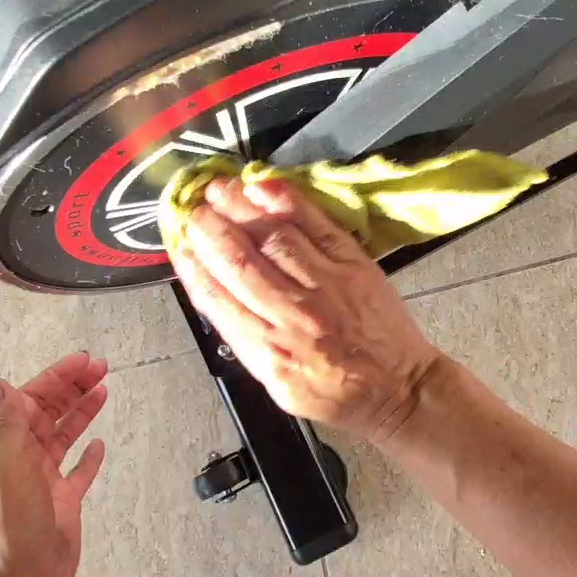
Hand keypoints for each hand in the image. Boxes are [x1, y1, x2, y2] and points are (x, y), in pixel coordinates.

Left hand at [0, 353, 109, 576]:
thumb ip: (6, 427)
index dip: (56, 378)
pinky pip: (77, 472)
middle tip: (101, 369)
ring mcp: (43, 483)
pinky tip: (100, 445)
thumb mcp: (6, 471)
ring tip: (104, 391)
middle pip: (48, 413)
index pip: (30, 402)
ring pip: (63, 436)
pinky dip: (89, 456)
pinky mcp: (63, 504)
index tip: (83, 361)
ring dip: (81, 412)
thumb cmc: (11, 529)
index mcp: (5, 450)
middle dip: (72, 388)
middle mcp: (22, 461)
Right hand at [169, 176, 447, 442]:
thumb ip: (245, 340)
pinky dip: (286, 202)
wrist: (397, 388)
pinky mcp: (353, 264)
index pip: (217, 298)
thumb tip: (213, 291)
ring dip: (240, 208)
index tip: (179, 242)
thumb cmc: (334, 390)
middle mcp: (294, 315)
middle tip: (193, 210)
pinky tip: (262, 186)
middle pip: (240, 261)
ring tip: (218, 190)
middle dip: (209, 230)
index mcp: (269, 350)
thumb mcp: (277, 384)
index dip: (193, 265)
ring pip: (273, 237)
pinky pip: (315, 225)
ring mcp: (327, 285)